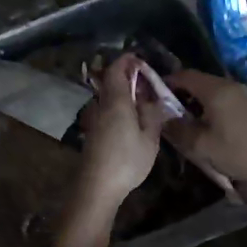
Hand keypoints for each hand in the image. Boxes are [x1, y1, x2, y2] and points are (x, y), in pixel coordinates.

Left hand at [78, 55, 164, 204]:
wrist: (97, 187)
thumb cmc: (127, 160)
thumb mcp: (149, 138)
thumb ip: (152, 114)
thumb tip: (153, 98)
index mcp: (116, 101)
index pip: (117, 70)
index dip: (127, 61)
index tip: (141, 59)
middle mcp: (102, 105)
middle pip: (110, 81)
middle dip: (127, 75)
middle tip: (147, 78)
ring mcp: (95, 119)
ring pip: (108, 95)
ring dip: (123, 91)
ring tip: (144, 97)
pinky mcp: (94, 132)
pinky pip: (107, 108)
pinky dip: (120, 104)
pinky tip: (133, 116)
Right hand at [163, 70, 246, 184]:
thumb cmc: (237, 151)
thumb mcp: (201, 145)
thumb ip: (178, 130)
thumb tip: (161, 119)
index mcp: (215, 90)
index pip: (184, 75)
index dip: (166, 83)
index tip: (152, 95)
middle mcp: (227, 85)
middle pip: (196, 80)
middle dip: (178, 92)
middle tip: (163, 110)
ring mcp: (239, 93)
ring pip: (208, 89)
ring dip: (193, 100)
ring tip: (180, 119)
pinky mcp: (246, 103)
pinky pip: (219, 96)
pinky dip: (206, 104)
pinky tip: (201, 122)